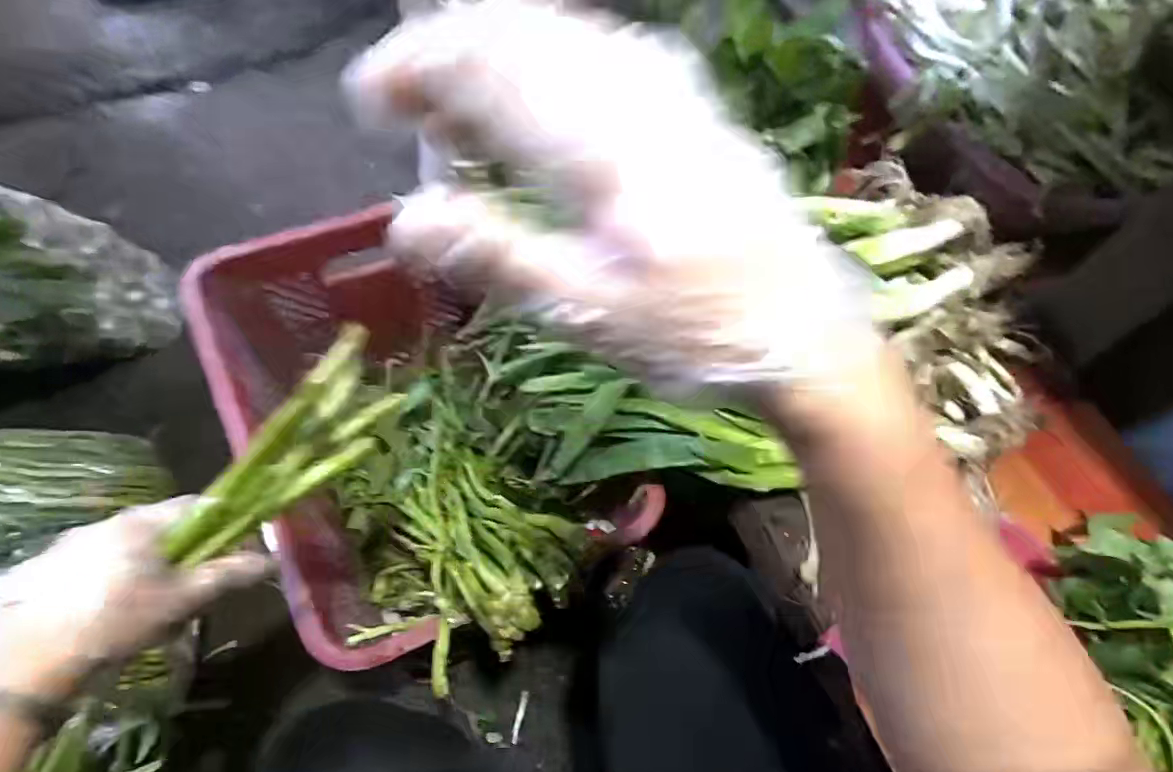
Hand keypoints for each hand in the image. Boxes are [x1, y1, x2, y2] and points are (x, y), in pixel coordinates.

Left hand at [0, 498, 273, 700]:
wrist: (25, 658)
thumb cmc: (117, 622)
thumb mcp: (183, 601)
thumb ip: (228, 575)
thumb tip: (270, 560)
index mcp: (143, 523)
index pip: (198, 505)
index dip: (227, 524)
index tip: (240, 553)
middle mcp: (108, 522)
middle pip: (166, 527)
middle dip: (191, 553)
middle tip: (201, 589)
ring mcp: (74, 543)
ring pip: (134, 547)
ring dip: (156, 568)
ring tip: (159, 608)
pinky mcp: (49, 567)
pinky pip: (103, 563)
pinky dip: (122, 579)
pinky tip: (117, 614)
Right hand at [347, 0, 888, 399]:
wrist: (803, 332)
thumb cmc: (694, 334)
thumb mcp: (588, 314)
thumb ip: (498, 259)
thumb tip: (406, 223)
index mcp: (597, 145)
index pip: (484, 68)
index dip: (414, 70)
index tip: (369, 101)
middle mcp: (635, 96)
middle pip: (522, 34)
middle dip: (450, 56)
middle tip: (410, 109)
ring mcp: (673, 97)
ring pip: (565, 39)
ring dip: (500, 60)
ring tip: (462, 108)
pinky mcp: (696, 113)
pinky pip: (608, 58)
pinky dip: (555, 67)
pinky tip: (544, 104)